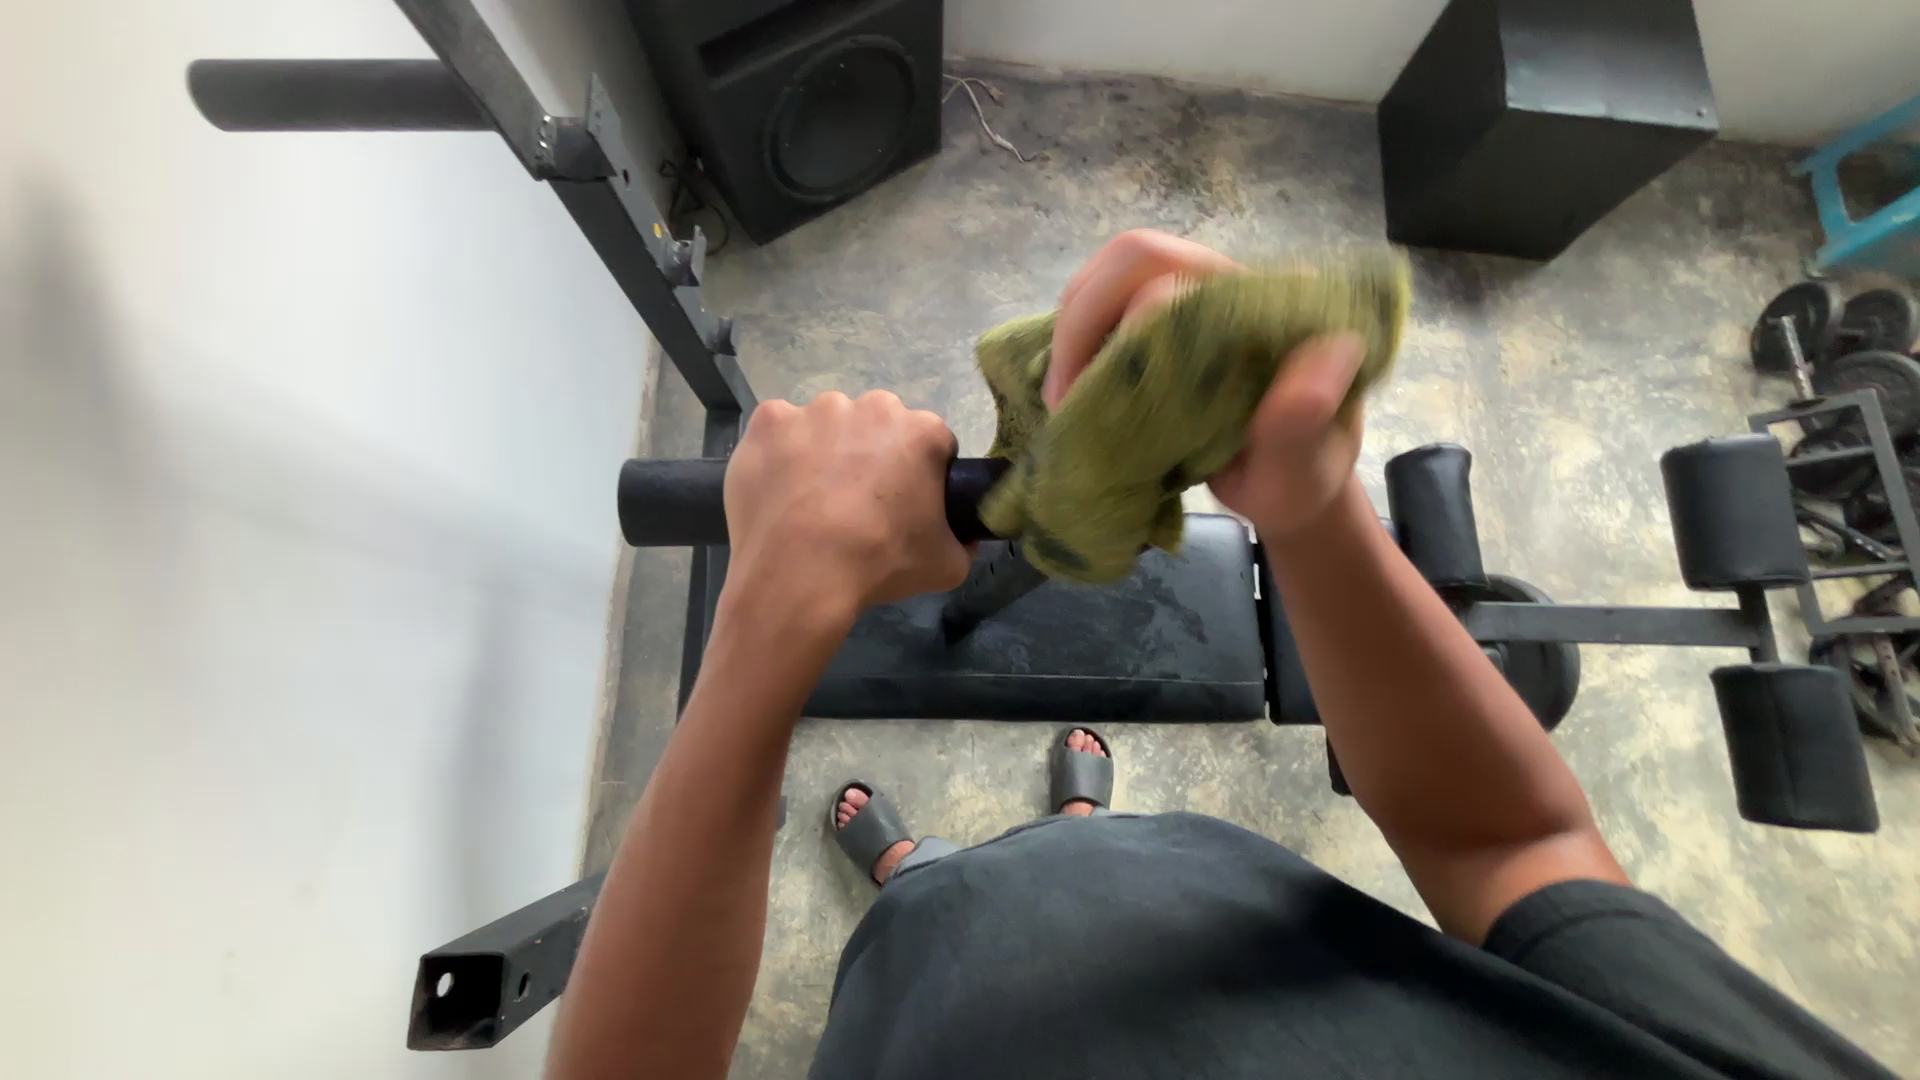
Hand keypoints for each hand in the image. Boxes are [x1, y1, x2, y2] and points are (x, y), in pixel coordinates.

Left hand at [721, 391, 971, 624]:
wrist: (800, 575)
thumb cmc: (880, 563)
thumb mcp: (948, 565)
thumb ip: (964, 541)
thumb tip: (962, 534)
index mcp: (921, 432)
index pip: (933, 444)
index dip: (924, 475)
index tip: (908, 505)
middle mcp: (871, 406)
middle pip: (880, 426)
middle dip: (875, 455)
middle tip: (861, 505)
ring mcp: (815, 410)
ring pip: (829, 426)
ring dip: (827, 452)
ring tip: (814, 501)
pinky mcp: (768, 422)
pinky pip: (781, 433)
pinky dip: (782, 455)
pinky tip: (781, 491)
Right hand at [1047, 229, 1364, 538]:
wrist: (1291, 485)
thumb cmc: (1297, 481)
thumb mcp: (1302, 469)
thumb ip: (1302, 422)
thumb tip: (1325, 352)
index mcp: (1269, 306)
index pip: (1173, 277)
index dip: (1115, 332)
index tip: (1087, 403)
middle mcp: (1230, 284)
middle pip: (1133, 257)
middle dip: (1080, 323)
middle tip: (1062, 396)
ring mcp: (1195, 296)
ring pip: (1110, 275)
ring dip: (1071, 332)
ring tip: (1064, 398)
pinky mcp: (1169, 317)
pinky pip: (1107, 302)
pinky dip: (1077, 340)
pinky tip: (1074, 385)